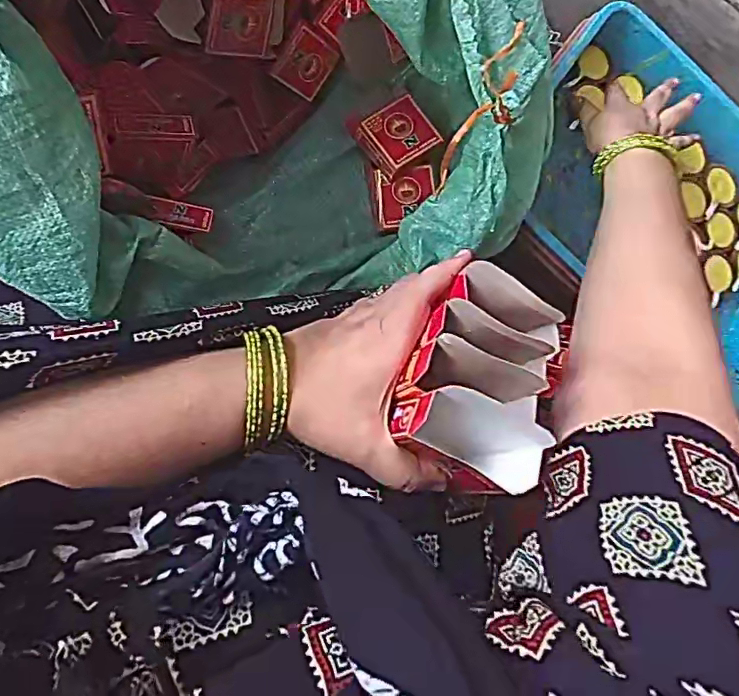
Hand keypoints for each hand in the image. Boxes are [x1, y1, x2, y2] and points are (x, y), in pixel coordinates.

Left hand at [284, 250, 474, 491]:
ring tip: (445, 304)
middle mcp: (375, 315)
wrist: (269, 383)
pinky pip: (380, 303)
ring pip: (395, 292)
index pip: (423, 288)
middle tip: (469, 287)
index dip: (448, 271)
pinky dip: (399, 303)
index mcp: (390, 333)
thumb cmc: (319, 405)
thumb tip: (441, 479)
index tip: (469, 259)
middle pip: (413, 285)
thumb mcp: (367, 447)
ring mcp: (356, 315)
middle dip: (442, 279)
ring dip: (420, 290)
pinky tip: (403, 326)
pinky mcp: (341, 321)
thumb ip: (407, 469)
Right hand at [578, 76, 699, 153]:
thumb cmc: (606, 139)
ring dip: (685, 105)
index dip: (615, 85)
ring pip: (674, 113)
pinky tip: (697, 137)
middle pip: (656, 97)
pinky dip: (688, 139)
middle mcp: (644, 113)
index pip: (616, 91)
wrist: (629, 155)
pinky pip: (679, 141)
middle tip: (675, 80)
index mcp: (621, 106)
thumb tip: (576, 97)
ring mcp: (658, 128)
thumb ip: (585, 111)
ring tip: (696, 97)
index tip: (615, 79)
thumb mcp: (590, 124)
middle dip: (664, 88)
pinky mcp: (667, 144)